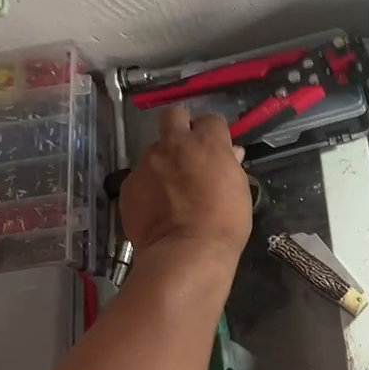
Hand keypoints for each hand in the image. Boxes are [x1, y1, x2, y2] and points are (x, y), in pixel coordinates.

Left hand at [119, 107, 251, 260]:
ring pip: (153, 150)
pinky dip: (148, 187)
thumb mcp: (240, 192)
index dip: (213, 133)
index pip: (211, 120)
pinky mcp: (128, 184)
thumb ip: (231, 166)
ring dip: (163, 162)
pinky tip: (156, 208)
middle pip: (173, 115)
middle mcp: (173, 145)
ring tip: (170, 191)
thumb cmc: (224, 224)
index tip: (216, 148)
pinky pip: (139, 177)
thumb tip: (231, 154)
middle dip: (180, 127)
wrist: (185, 253)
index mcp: (206, 143)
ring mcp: (146, 163)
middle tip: (186, 151)